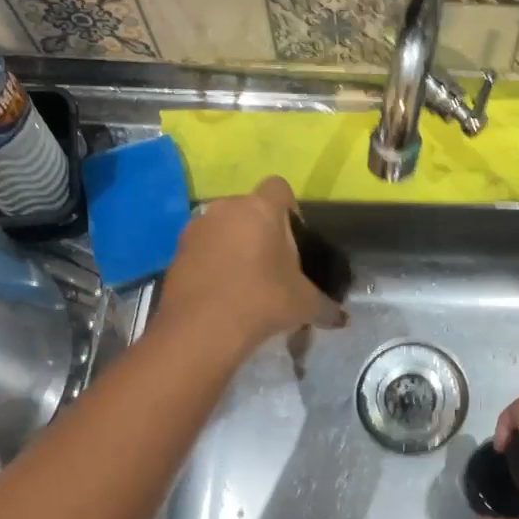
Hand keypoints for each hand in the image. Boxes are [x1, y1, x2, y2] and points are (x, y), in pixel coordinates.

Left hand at [155, 177, 346, 350]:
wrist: (201, 330)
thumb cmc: (262, 302)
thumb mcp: (304, 305)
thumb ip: (326, 306)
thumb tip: (343, 319)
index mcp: (261, 209)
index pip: (279, 188)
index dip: (289, 208)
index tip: (293, 237)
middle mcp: (226, 208)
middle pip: (249, 207)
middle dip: (260, 229)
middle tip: (272, 264)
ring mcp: (196, 227)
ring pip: (223, 226)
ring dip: (233, 244)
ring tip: (243, 280)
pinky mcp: (176, 251)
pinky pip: (202, 247)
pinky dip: (212, 262)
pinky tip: (221, 292)